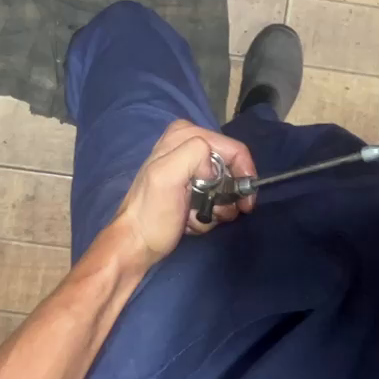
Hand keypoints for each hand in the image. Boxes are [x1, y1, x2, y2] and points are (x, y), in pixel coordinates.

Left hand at [107, 121, 255, 271]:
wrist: (136, 244)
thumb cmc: (152, 213)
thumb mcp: (166, 176)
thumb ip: (193, 154)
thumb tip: (214, 166)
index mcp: (184, 133)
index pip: (233, 148)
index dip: (242, 175)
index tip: (243, 204)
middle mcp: (189, 143)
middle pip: (232, 166)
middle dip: (227, 194)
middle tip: (216, 213)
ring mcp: (190, 165)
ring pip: (226, 184)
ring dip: (218, 207)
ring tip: (197, 218)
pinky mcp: (191, 185)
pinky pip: (216, 195)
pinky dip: (209, 212)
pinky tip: (191, 220)